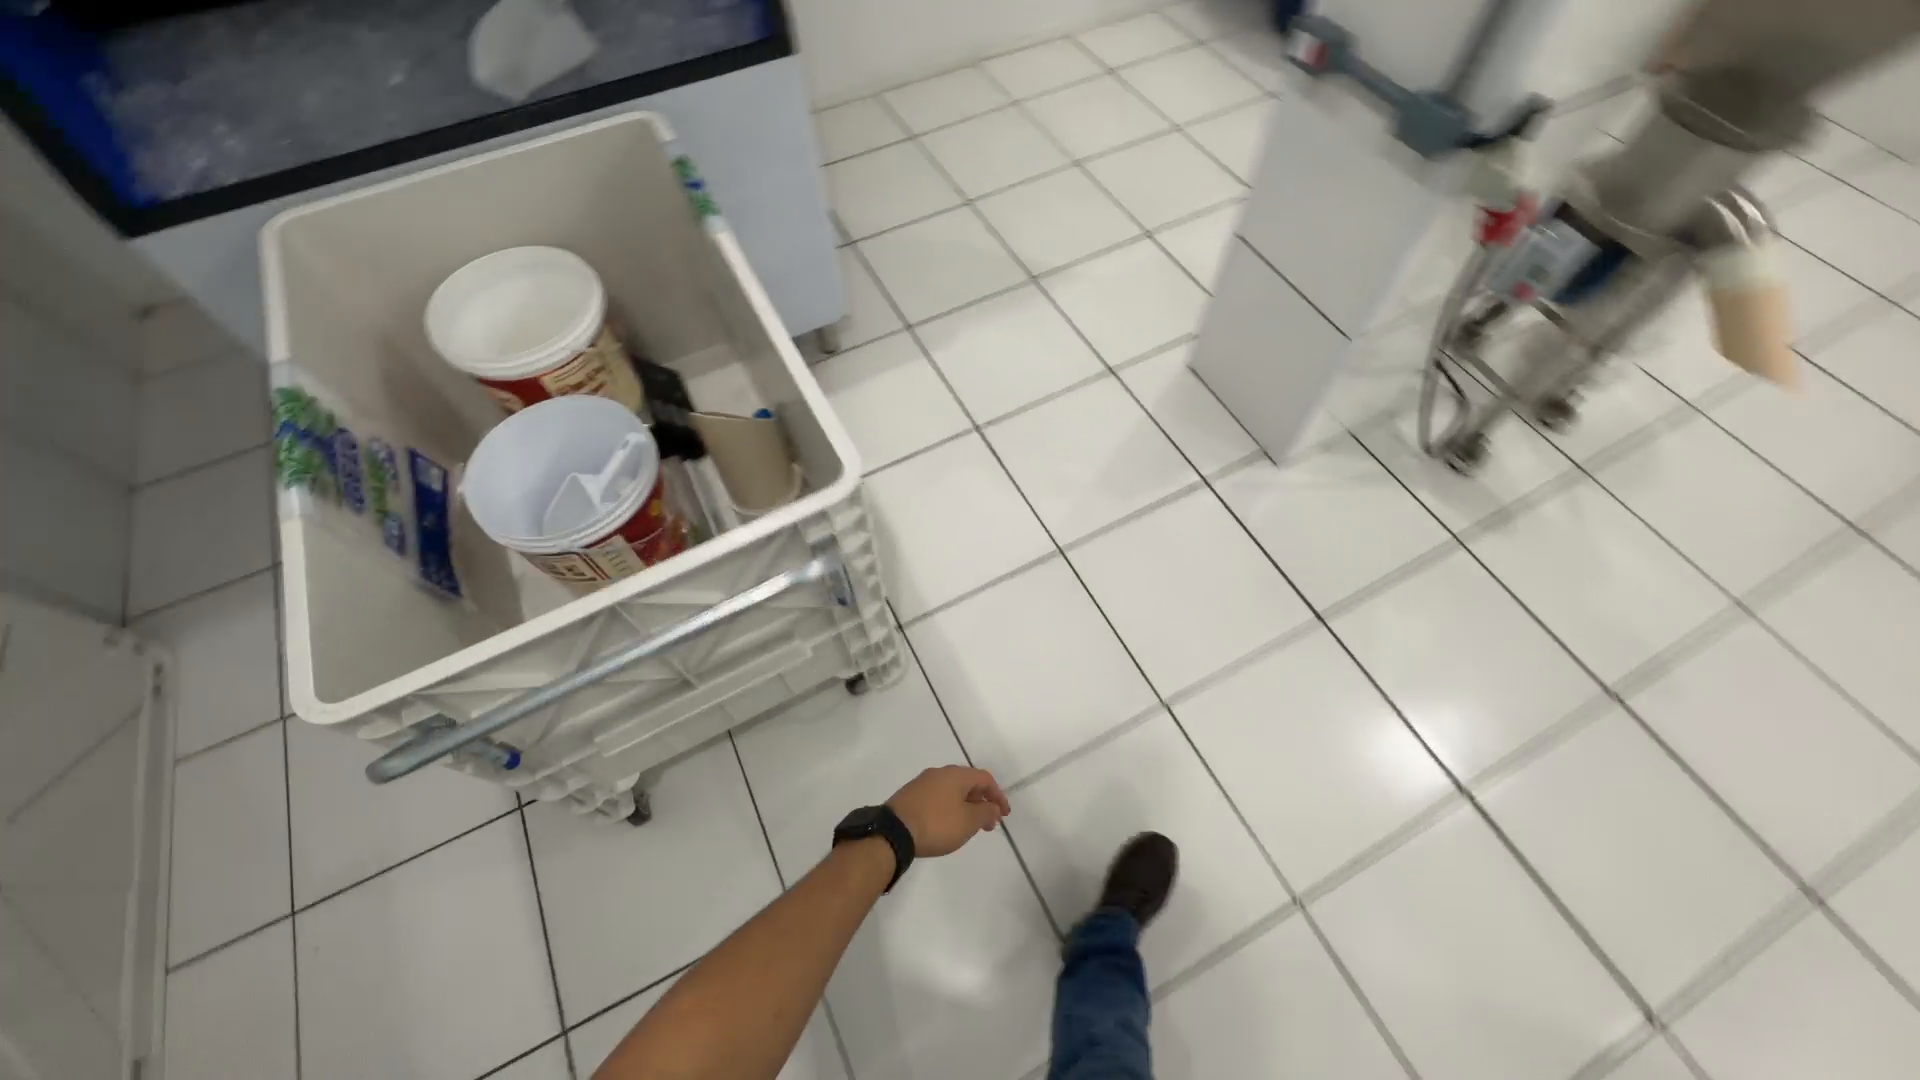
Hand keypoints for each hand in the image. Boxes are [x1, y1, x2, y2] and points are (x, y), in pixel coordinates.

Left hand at [886, 766, 1010, 857]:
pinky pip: (937, 797)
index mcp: (956, 774)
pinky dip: (949, 808)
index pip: (985, 778)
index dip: (998, 795)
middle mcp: (939, 773)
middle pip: (968, 783)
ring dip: (965, 806)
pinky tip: (947, 824)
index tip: (1004, 815)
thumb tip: (993, 807)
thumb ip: (986, 812)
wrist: (894, 831)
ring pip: (951, 790)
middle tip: (988, 823)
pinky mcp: (909, 795)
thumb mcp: (968, 821)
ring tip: (968, 826)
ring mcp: (922, 783)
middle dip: (981, 802)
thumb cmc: (937, 824)